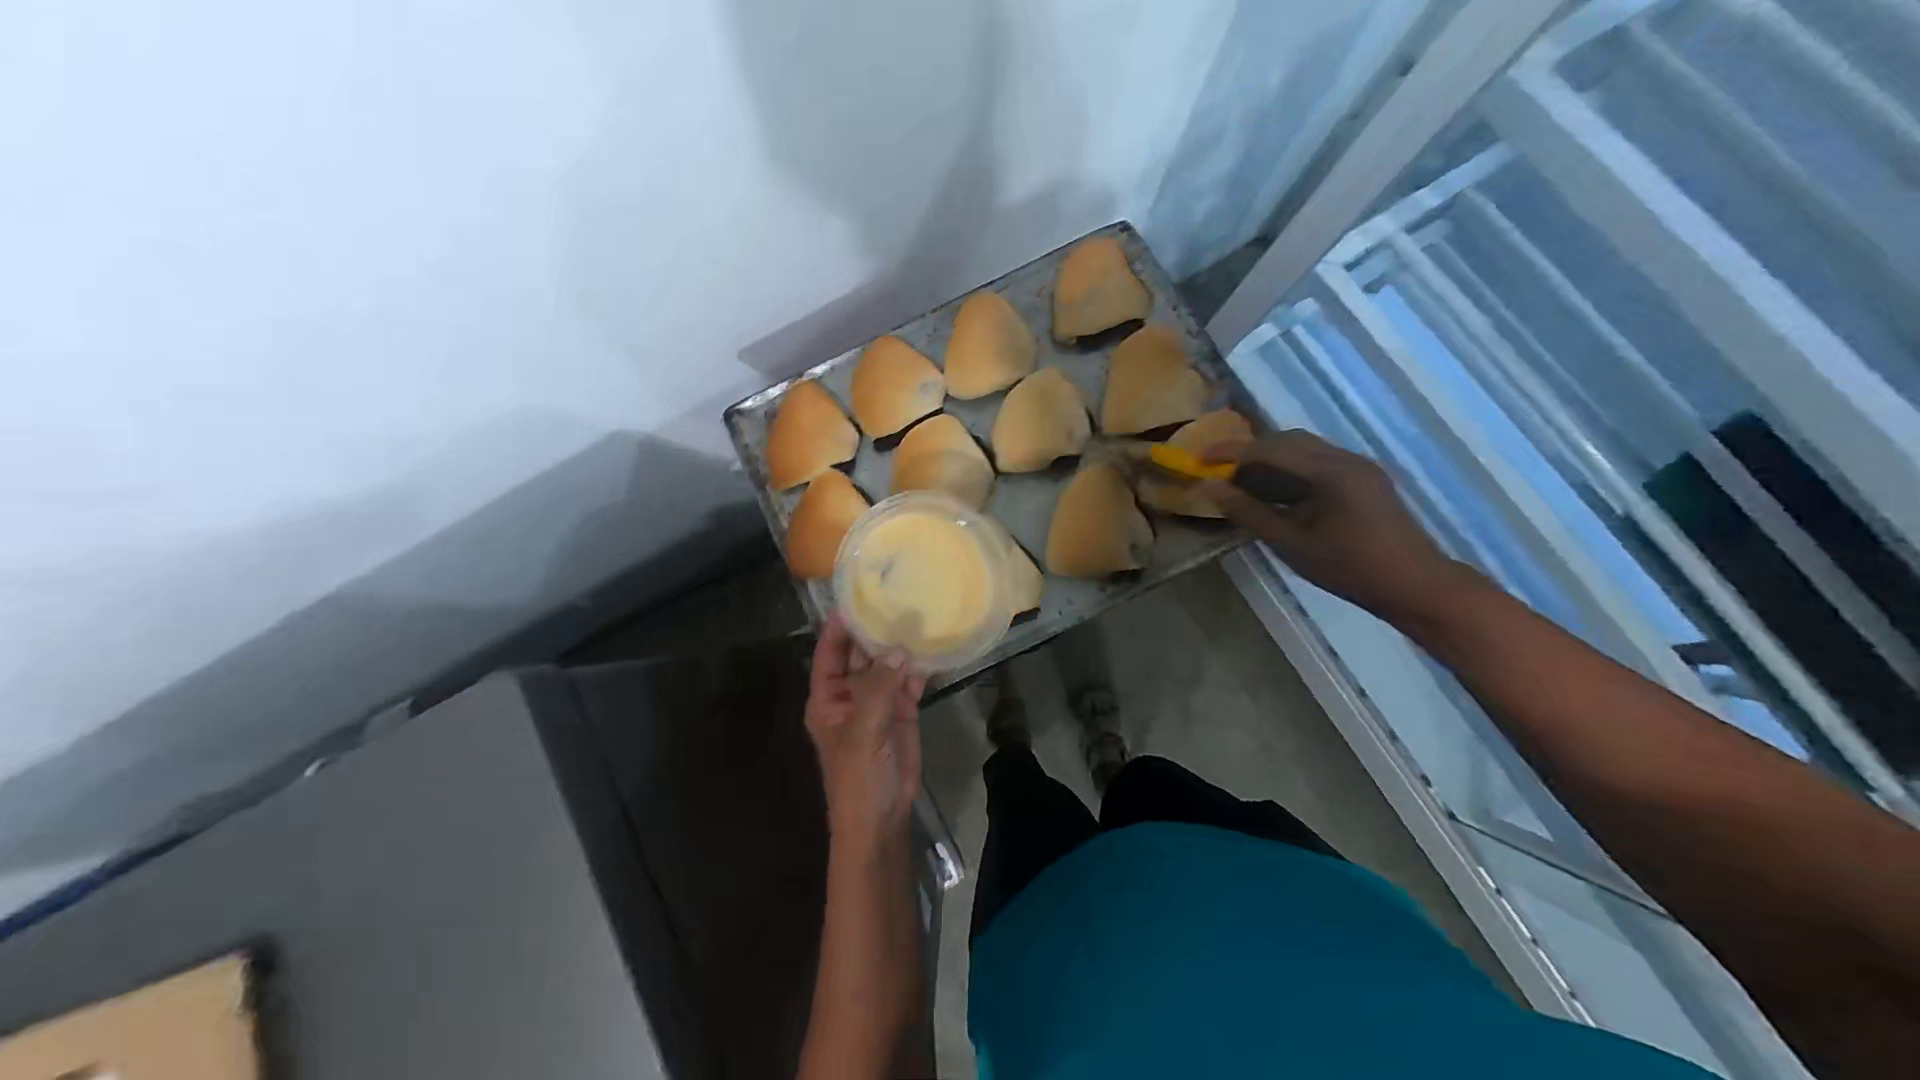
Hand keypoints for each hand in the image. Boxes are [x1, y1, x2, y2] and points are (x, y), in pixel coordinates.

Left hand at [804, 612, 928, 850]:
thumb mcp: (862, 731)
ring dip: (900, 644)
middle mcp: (850, 693)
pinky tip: (934, 645)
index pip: (828, 652)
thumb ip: (878, 688)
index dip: (838, 626)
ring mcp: (878, 701)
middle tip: (894, 595)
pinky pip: (909, 681)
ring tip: (919, 611)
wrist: (881, 818)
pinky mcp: (902, 711)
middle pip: (860, 653)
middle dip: (874, 628)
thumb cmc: (858, 777)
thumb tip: (897, 649)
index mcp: (827, 697)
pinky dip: (920, 665)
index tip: (854, 597)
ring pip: (887, 664)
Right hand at [1201, 430, 1477, 622]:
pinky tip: (1275, 493)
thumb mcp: (1291, 543)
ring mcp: (1359, 466)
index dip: (1230, 452)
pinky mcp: (1364, 479)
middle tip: (1219, 471)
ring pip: (1304, 449)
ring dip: (1270, 460)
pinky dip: (1290, 470)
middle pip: (1288, 441)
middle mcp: (1346, 458)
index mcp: (1330, 471)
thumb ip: (1249, 513)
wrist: (1414, 584)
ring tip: (1242, 483)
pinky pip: (1318, 462)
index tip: (1199, 458)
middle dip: (1250, 452)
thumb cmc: (1349, 568)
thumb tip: (1209, 488)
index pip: (1269, 449)